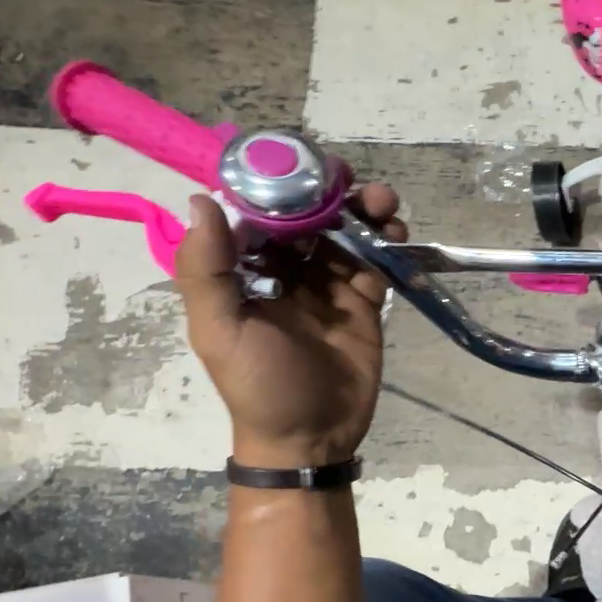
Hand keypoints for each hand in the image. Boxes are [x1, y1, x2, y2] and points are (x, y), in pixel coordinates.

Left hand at [174, 186, 405, 469]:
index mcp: (245, 273)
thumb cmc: (260, 386)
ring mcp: (329, 289)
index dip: (281, 186)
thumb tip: (204, 200)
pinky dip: (386, 247)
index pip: (261, 215)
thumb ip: (207, 270)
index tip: (302, 165)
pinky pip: (376, 267)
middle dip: (331, 195)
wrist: (312, 436)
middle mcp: (286, 272)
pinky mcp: (365, 307)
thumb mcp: (219, 330)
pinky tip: (397, 234)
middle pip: (310, 219)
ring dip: (363, 215)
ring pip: (346, 238)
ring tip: (384, 203)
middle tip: (353, 181)